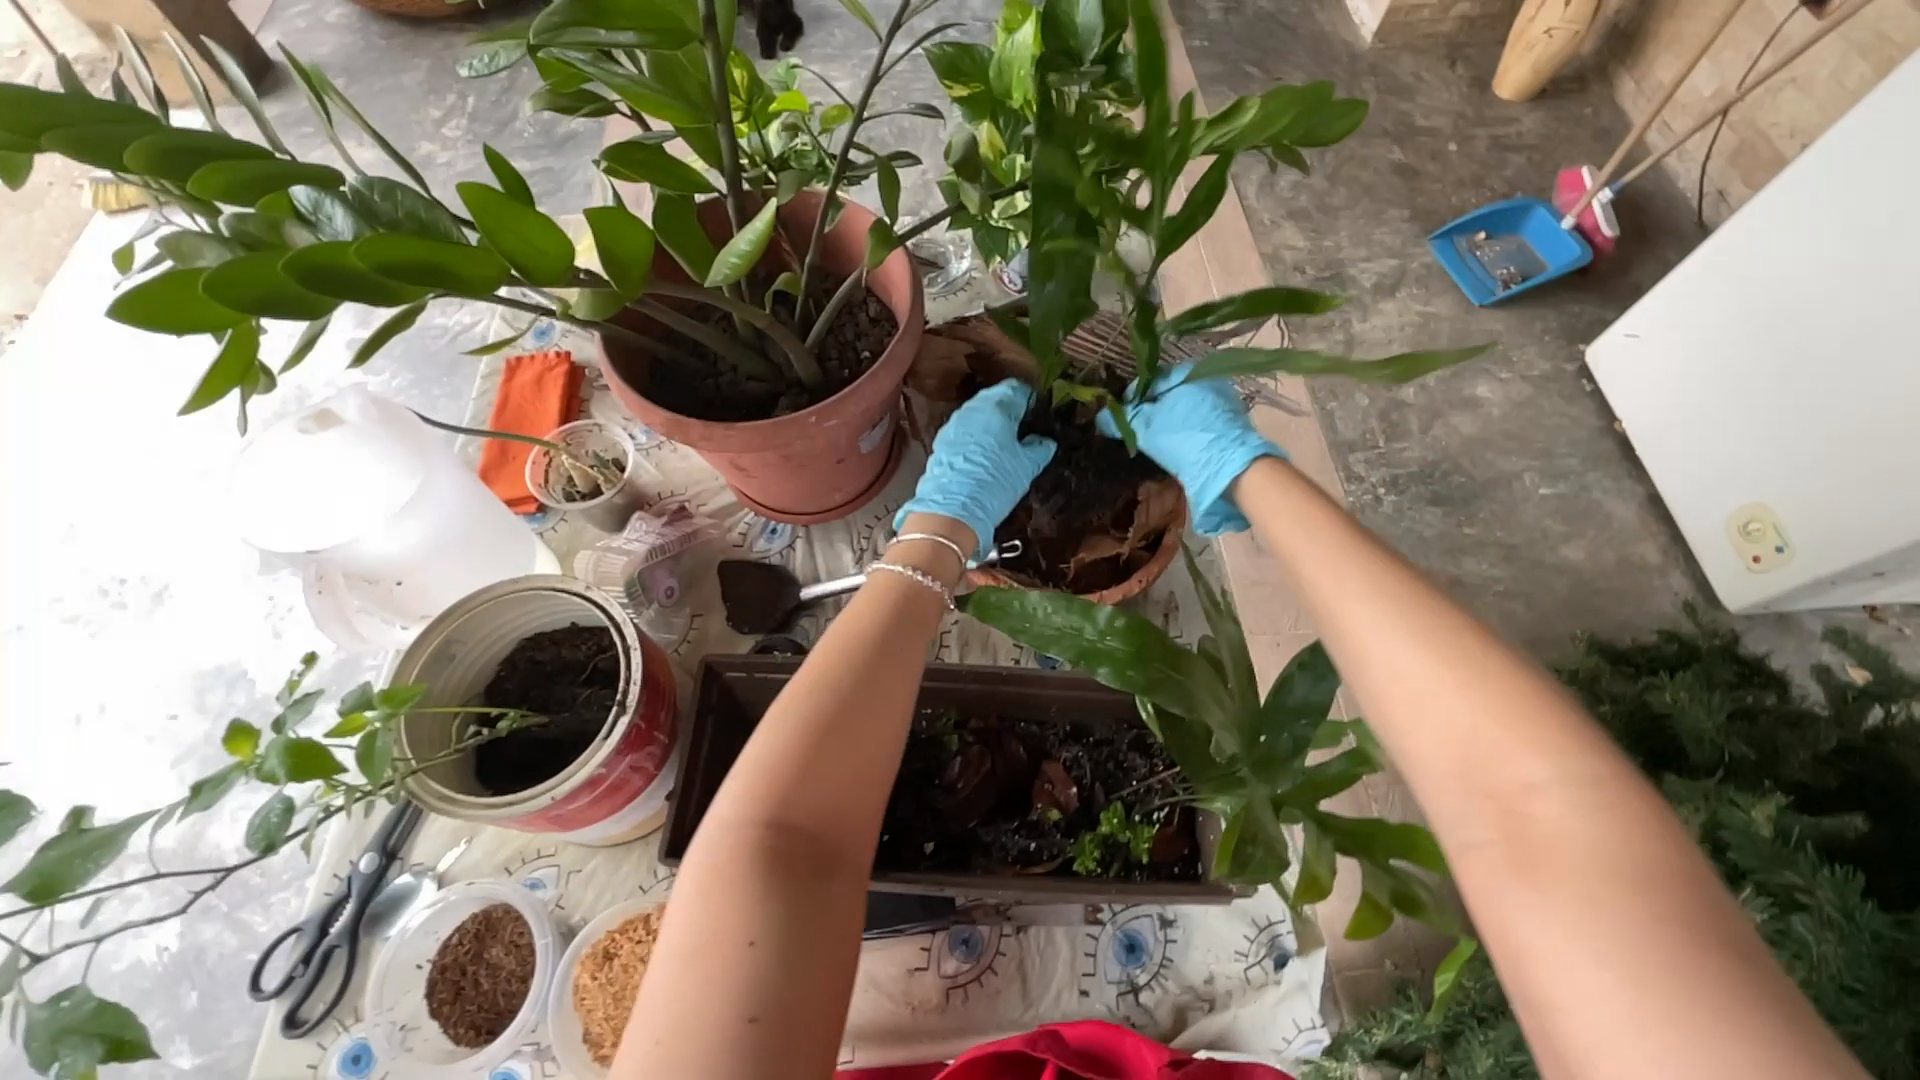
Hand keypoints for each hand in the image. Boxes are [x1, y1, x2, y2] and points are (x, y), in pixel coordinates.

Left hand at [896, 380, 1056, 558]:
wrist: (952, 510)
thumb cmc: (995, 482)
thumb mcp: (1026, 466)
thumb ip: (1039, 448)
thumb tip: (1045, 440)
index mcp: (996, 405)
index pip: (1018, 389)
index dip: (1031, 399)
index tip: (1040, 414)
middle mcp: (972, 408)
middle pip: (996, 398)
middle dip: (1011, 410)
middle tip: (1026, 428)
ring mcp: (954, 424)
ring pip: (978, 414)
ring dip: (992, 424)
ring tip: (1006, 443)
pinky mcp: (942, 442)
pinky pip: (965, 431)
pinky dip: (976, 437)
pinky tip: (985, 455)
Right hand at [1099, 366, 1283, 534]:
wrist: (1231, 468)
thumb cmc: (1184, 440)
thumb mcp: (1145, 428)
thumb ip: (1122, 419)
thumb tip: (1100, 416)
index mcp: (1187, 371)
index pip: (1149, 380)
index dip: (1131, 399)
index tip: (1120, 418)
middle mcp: (1208, 379)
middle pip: (1168, 394)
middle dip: (1150, 411)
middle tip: (1134, 431)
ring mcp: (1223, 400)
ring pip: (1183, 408)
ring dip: (1167, 422)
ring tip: (1152, 442)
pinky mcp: (1230, 422)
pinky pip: (1198, 422)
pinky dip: (1184, 431)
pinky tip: (1175, 447)